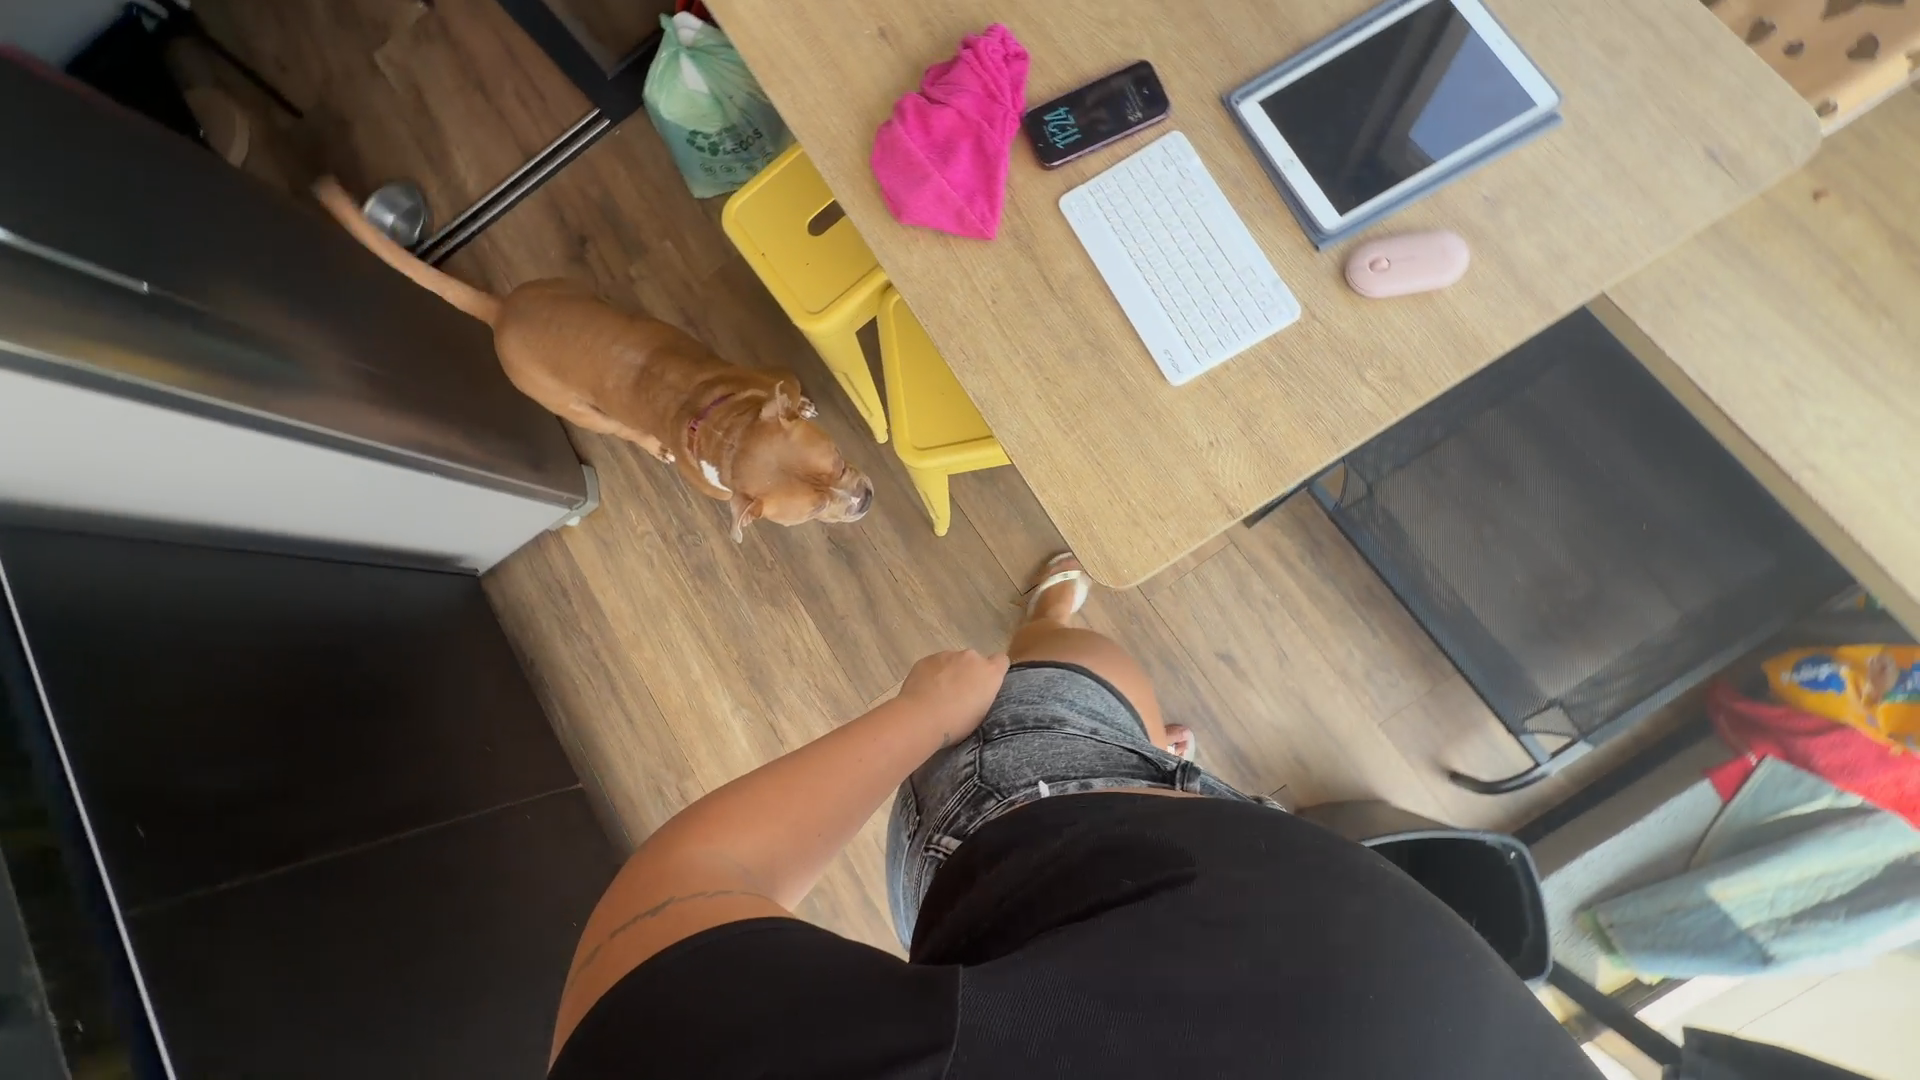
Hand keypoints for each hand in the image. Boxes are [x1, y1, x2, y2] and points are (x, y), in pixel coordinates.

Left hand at [898, 649, 1010, 743]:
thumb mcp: (981, 714)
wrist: (921, 718)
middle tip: (959, 694)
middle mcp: (971, 658)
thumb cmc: (956, 723)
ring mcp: (947, 655)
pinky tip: (924, 691)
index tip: (987, 684)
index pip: (1002, 660)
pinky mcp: (926, 659)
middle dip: (968, 673)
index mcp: (990, 672)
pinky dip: (932, 674)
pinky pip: (934, 665)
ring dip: (949, 673)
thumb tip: (977, 692)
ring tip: (938, 695)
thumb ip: (983, 696)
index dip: (995, 670)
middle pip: (974, 661)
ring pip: (952, 661)